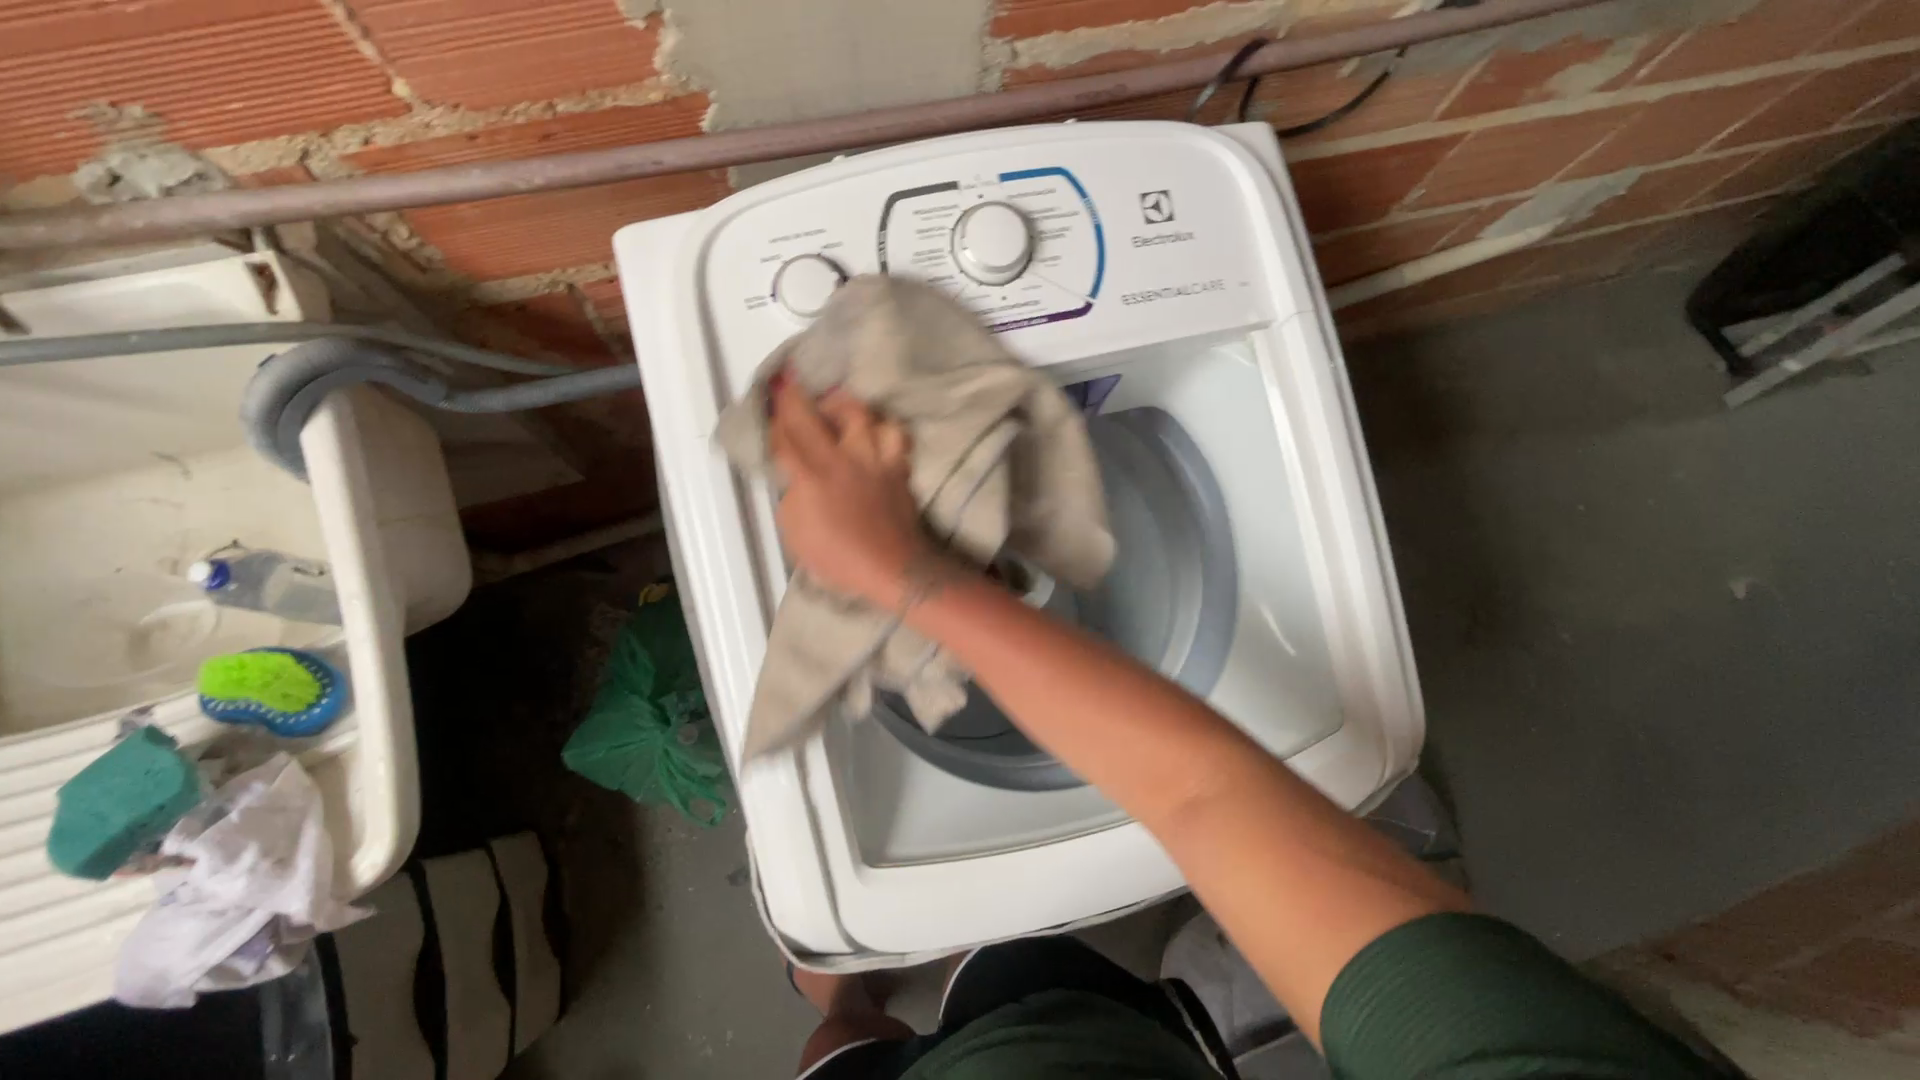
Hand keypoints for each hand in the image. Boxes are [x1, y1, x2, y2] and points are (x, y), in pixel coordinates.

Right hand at [769, 380, 942, 607]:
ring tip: (836, 409)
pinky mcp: (897, 466)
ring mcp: (874, 459)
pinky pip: (893, 434)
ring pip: (860, 413)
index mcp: (811, 477)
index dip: (772, 415)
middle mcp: (842, 459)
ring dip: (843, 406)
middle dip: (795, 397)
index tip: (767, 399)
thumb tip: (795, 476)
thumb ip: (793, 495)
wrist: (892, 567)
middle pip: (814, 414)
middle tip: (788, 386)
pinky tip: (873, 436)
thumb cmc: (839, 558)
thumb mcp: (796, 532)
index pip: (784, 435)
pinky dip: (881, 430)